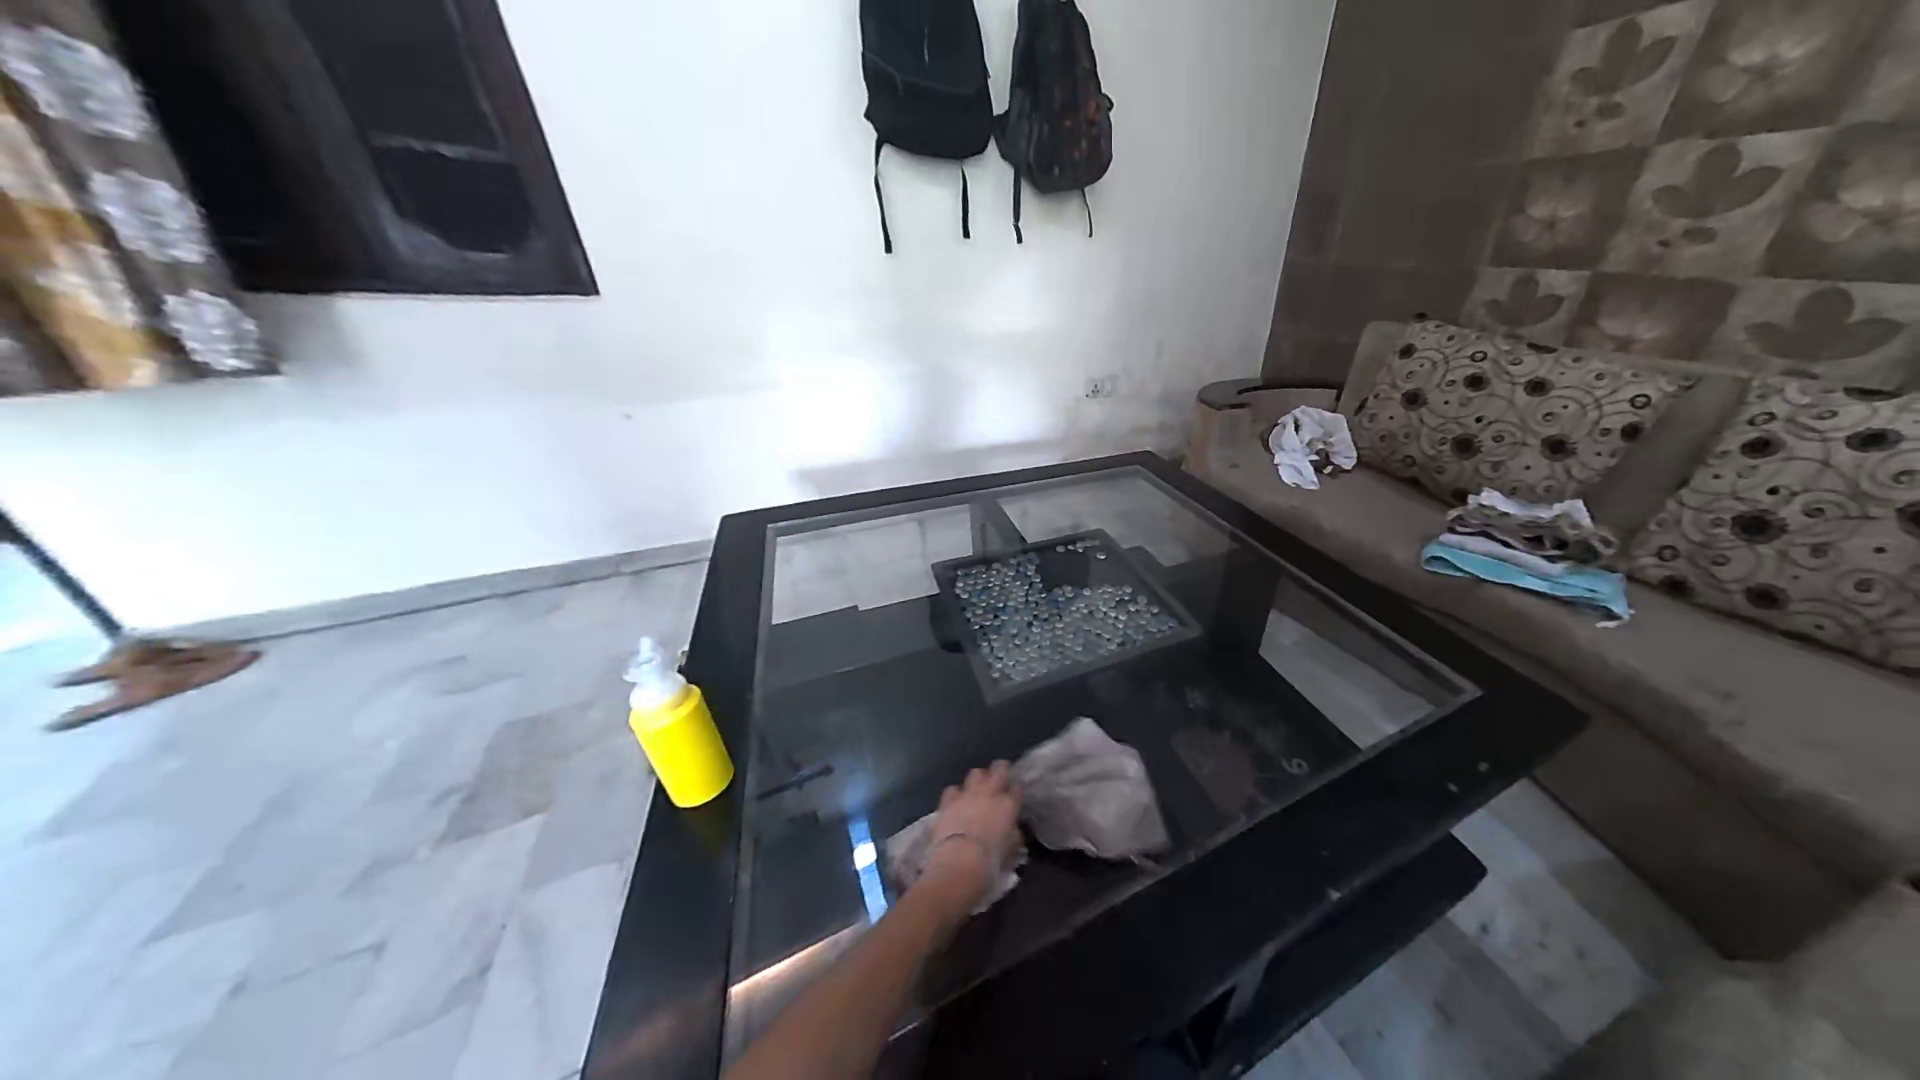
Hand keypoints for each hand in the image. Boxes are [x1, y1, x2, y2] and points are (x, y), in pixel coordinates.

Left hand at [921, 761, 1022, 913]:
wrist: (960, 860)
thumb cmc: (991, 860)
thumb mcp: (1011, 849)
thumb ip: (1014, 835)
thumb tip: (1013, 831)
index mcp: (1009, 805)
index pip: (1017, 788)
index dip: (1017, 790)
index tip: (1015, 794)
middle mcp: (990, 793)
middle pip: (999, 769)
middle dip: (1001, 769)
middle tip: (1001, 774)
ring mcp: (968, 794)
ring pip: (976, 773)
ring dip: (979, 778)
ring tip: (978, 786)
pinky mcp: (949, 800)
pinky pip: (953, 789)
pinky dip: (956, 793)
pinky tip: (956, 800)